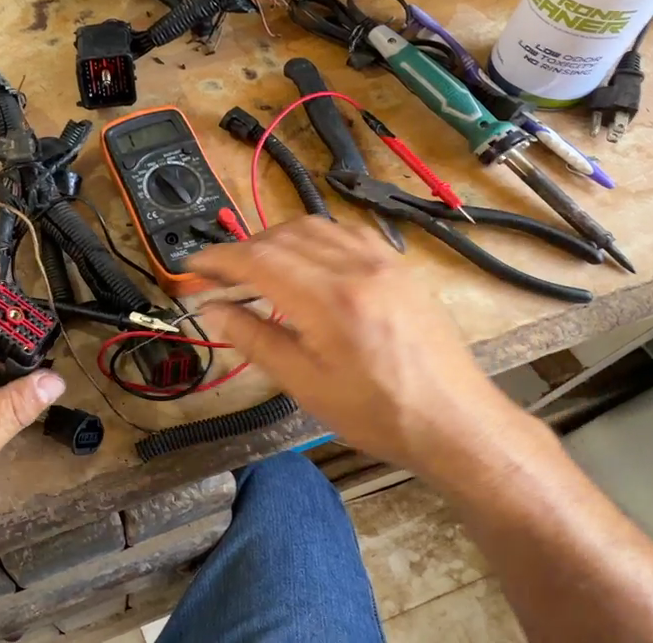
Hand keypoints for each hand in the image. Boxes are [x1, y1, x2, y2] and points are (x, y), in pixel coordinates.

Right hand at [189, 217, 526, 475]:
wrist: (459, 426)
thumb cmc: (377, 415)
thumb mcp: (304, 385)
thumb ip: (253, 339)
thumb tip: (211, 308)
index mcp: (328, 300)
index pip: (256, 259)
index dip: (217, 258)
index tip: (192, 266)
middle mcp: (355, 268)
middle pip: (280, 236)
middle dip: (242, 249)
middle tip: (220, 275)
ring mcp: (382, 262)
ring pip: (312, 226)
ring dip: (274, 239)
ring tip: (257, 267)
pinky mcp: (399, 267)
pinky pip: (345, 232)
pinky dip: (312, 238)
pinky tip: (306, 260)